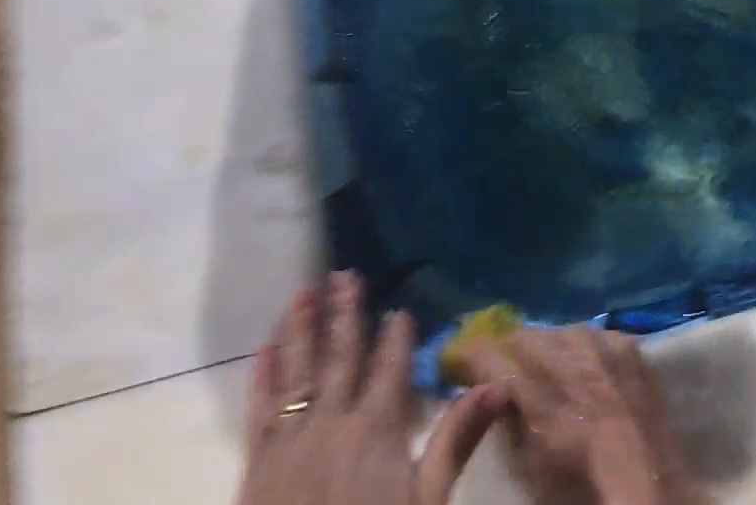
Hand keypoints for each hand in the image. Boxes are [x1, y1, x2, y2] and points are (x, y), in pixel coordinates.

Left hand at [237, 272, 508, 504]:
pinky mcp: (256, 462)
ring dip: (300, 330)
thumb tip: (499, 384)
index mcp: (376, 428)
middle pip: (340, 357)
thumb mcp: (427, 498)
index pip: (389, 368)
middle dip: (344, 314)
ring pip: (296, 372)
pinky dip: (261, 377)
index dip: (396, 337)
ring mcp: (289, 439)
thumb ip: (455, 440)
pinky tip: (263, 351)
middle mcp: (331, 422)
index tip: (400, 307)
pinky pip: (259, 409)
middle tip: (344, 273)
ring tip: (302, 292)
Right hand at [455, 325, 699, 504]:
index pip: (485, 354)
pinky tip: (590, 369)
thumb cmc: (578, 473)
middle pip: (523, 336)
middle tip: (509, 370)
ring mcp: (598, 341)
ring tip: (553, 369)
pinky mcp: (626, 343)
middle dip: (511, 350)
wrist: (643, 468)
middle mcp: (562, 350)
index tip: (460, 364)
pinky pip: (596, 337)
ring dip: (552, 347)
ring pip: (561, 331)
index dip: (468, 358)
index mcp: (529, 381)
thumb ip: (507, 418)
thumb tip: (494, 392)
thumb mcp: (527, 458)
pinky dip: (588, 350)